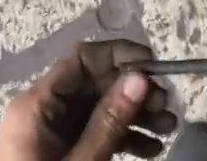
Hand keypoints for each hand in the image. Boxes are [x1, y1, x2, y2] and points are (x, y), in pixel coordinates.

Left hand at [0, 40, 178, 160]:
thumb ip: (109, 121)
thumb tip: (141, 77)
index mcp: (37, 103)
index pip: (82, 59)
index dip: (119, 56)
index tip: (153, 67)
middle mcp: (43, 108)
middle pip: (94, 83)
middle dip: (134, 92)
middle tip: (167, 106)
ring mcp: (51, 130)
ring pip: (99, 108)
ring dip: (135, 115)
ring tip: (168, 128)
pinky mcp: (60, 150)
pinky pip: (94, 131)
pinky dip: (122, 137)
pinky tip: (150, 149)